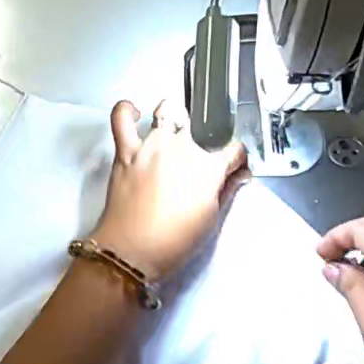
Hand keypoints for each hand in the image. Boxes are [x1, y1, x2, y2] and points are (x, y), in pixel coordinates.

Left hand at [90, 99, 248, 280]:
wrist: (131, 252)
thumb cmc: (176, 241)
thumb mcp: (212, 220)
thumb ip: (228, 190)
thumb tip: (242, 174)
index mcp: (209, 166)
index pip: (234, 148)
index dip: (237, 157)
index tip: (233, 166)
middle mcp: (183, 147)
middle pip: (202, 126)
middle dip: (206, 137)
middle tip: (199, 155)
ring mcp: (153, 145)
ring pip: (167, 111)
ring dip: (173, 117)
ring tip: (172, 130)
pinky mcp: (126, 149)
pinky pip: (121, 119)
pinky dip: (126, 111)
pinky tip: (135, 114)